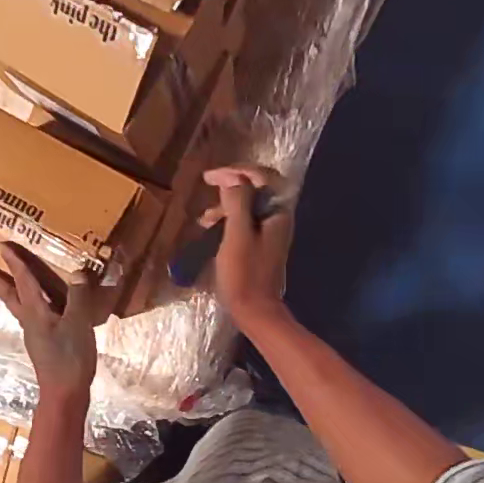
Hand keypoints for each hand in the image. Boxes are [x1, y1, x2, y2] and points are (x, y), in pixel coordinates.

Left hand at [0, 242, 98, 399]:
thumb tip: (77, 272)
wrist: (64, 394)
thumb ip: (78, 297)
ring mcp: (34, 332)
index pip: (22, 280)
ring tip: (2, 277)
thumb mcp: (78, 324)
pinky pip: (31, 313)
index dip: (14, 261)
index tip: (1, 244)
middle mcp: (29, 319)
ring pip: (17, 303)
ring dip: (7, 288)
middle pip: (7, 293)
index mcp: (35, 311)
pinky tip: (40, 304)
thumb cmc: (70, 358)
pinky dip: (29, 301)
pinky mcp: (42, 342)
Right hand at [200, 165, 293, 327]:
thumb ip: (237, 203)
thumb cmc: (244, 274)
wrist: (256, 311)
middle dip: (232, 184)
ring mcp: (271, 232)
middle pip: (258, 188)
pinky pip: (246, 221)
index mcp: (278, 212)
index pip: (262, 177)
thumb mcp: (237, 235)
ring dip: (227, 204)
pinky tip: (213, 229)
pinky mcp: (262, 245)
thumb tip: (233, 179)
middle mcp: (279, 218)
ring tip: (205, 218)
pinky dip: (229, 219)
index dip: (236, 171)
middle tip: (208, 185)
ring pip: (250, 205)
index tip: (209, 177)